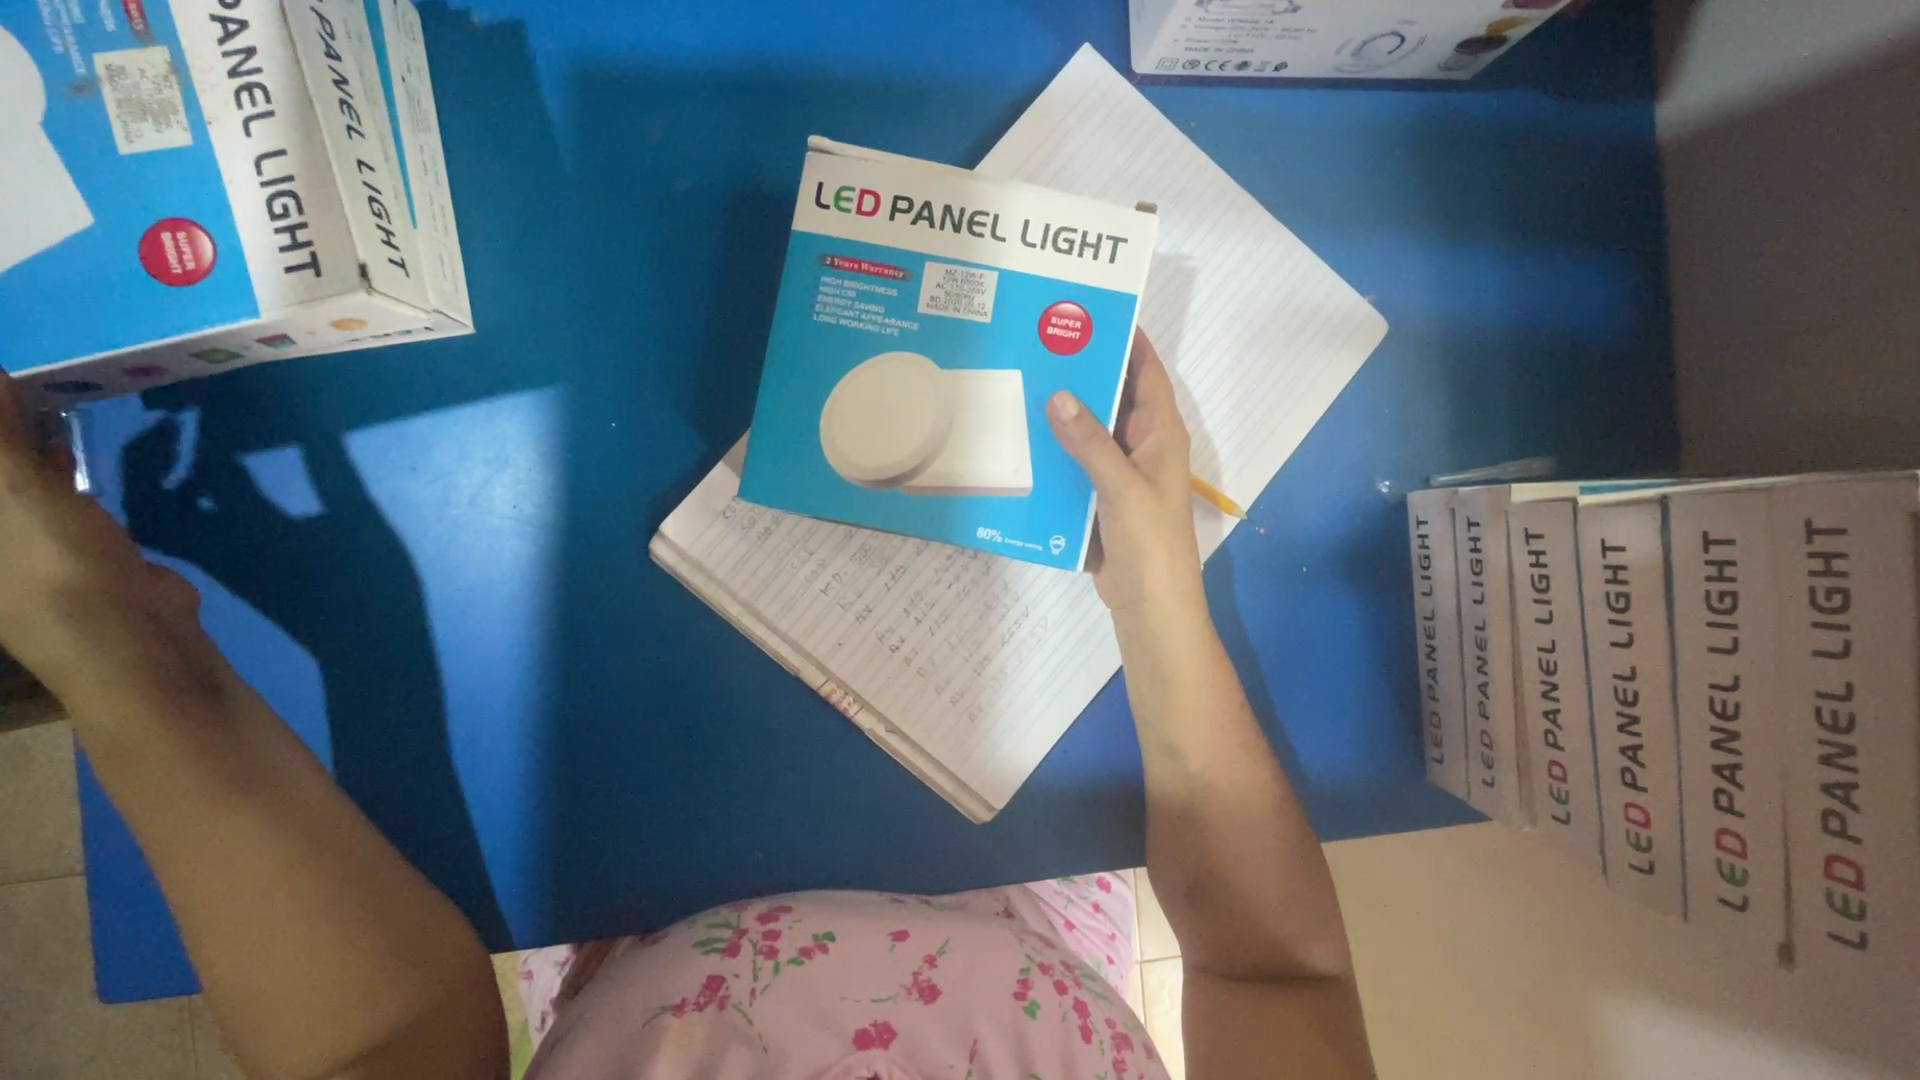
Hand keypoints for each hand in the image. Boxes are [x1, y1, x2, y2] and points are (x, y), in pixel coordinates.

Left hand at [0, 371, 209, 707]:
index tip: (7, 371)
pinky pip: (47, 481)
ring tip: (42, 387)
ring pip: (6, 465)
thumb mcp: (16, 491)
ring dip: (18, 428)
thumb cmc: (56, 570)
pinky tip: (69, 435)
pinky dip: (53, 455)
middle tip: (21, 372)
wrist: (135, 639)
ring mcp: (14, 531)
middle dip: (0, 415)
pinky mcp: (67, 538)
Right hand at [1047, 329, 1204, 617]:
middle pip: (1114, 398)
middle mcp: (1142, 445)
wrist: (1149, 602)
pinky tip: (1024, 438)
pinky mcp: (1100, 497)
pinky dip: (1056, 450)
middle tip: (1041, 344)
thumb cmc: (1149, 540)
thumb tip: (1058, 394)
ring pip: (1091, 431)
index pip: (1147, 373)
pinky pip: (1077, 463)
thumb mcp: (1121, 485)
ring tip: (1024, 381)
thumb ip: (1090, 441)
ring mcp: (1120, 472)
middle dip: (1084, 373)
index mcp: (1161, 433)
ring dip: (1065, 412)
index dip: (1128, 341)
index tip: (1094, 313)